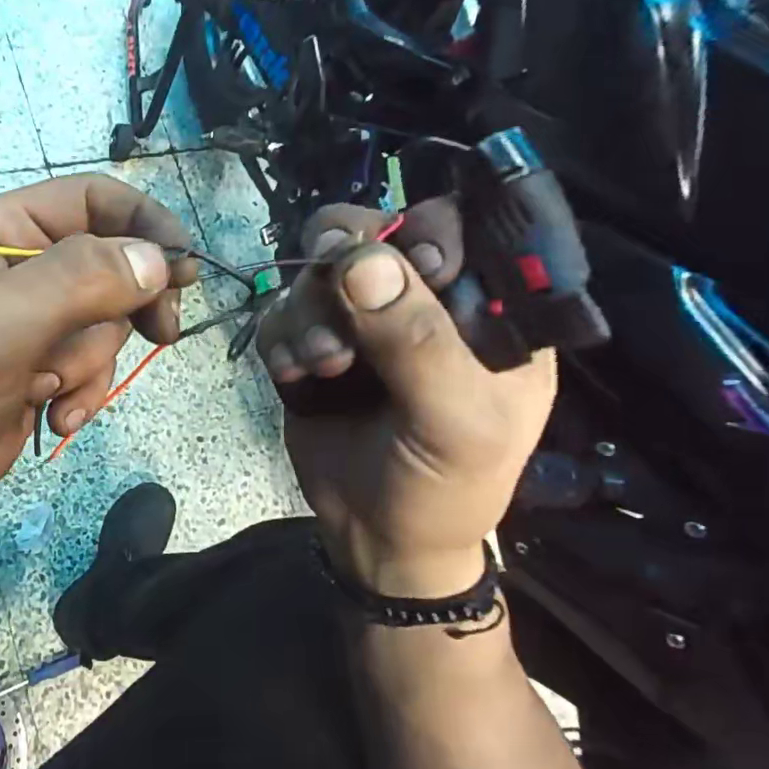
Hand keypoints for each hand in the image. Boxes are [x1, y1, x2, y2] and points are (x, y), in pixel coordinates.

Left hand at [0, 175, 197, 512]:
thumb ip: (75, 282)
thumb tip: (157, 262)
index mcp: (4, 230)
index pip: (96, 200)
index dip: (146, 224)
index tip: (182, 268)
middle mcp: (27, 262)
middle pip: (117, 262)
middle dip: (126, 308)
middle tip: (159, 331)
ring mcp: (42, 313)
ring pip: (113, 320)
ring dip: (90, 363)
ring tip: (47, 389)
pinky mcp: (53, 357)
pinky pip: (100, 361)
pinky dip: (86, 391)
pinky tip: (56, 414)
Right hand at [256, 201, 554, 597]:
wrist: (376, 540)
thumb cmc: (444, 486)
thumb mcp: (454, 421)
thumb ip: (417, 341)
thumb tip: (359, 260)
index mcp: (488, 309)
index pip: (459, 228)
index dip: (421, 231)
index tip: (402, 267)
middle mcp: (424, 301)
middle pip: (374, 231)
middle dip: (343, 261)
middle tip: (330, 288)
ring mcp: (362, 318)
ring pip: (317, 268)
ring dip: (307, 310)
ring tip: (320, 365)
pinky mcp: (313, 339)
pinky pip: (282, 307)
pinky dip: (280, 335)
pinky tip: (294, 375)